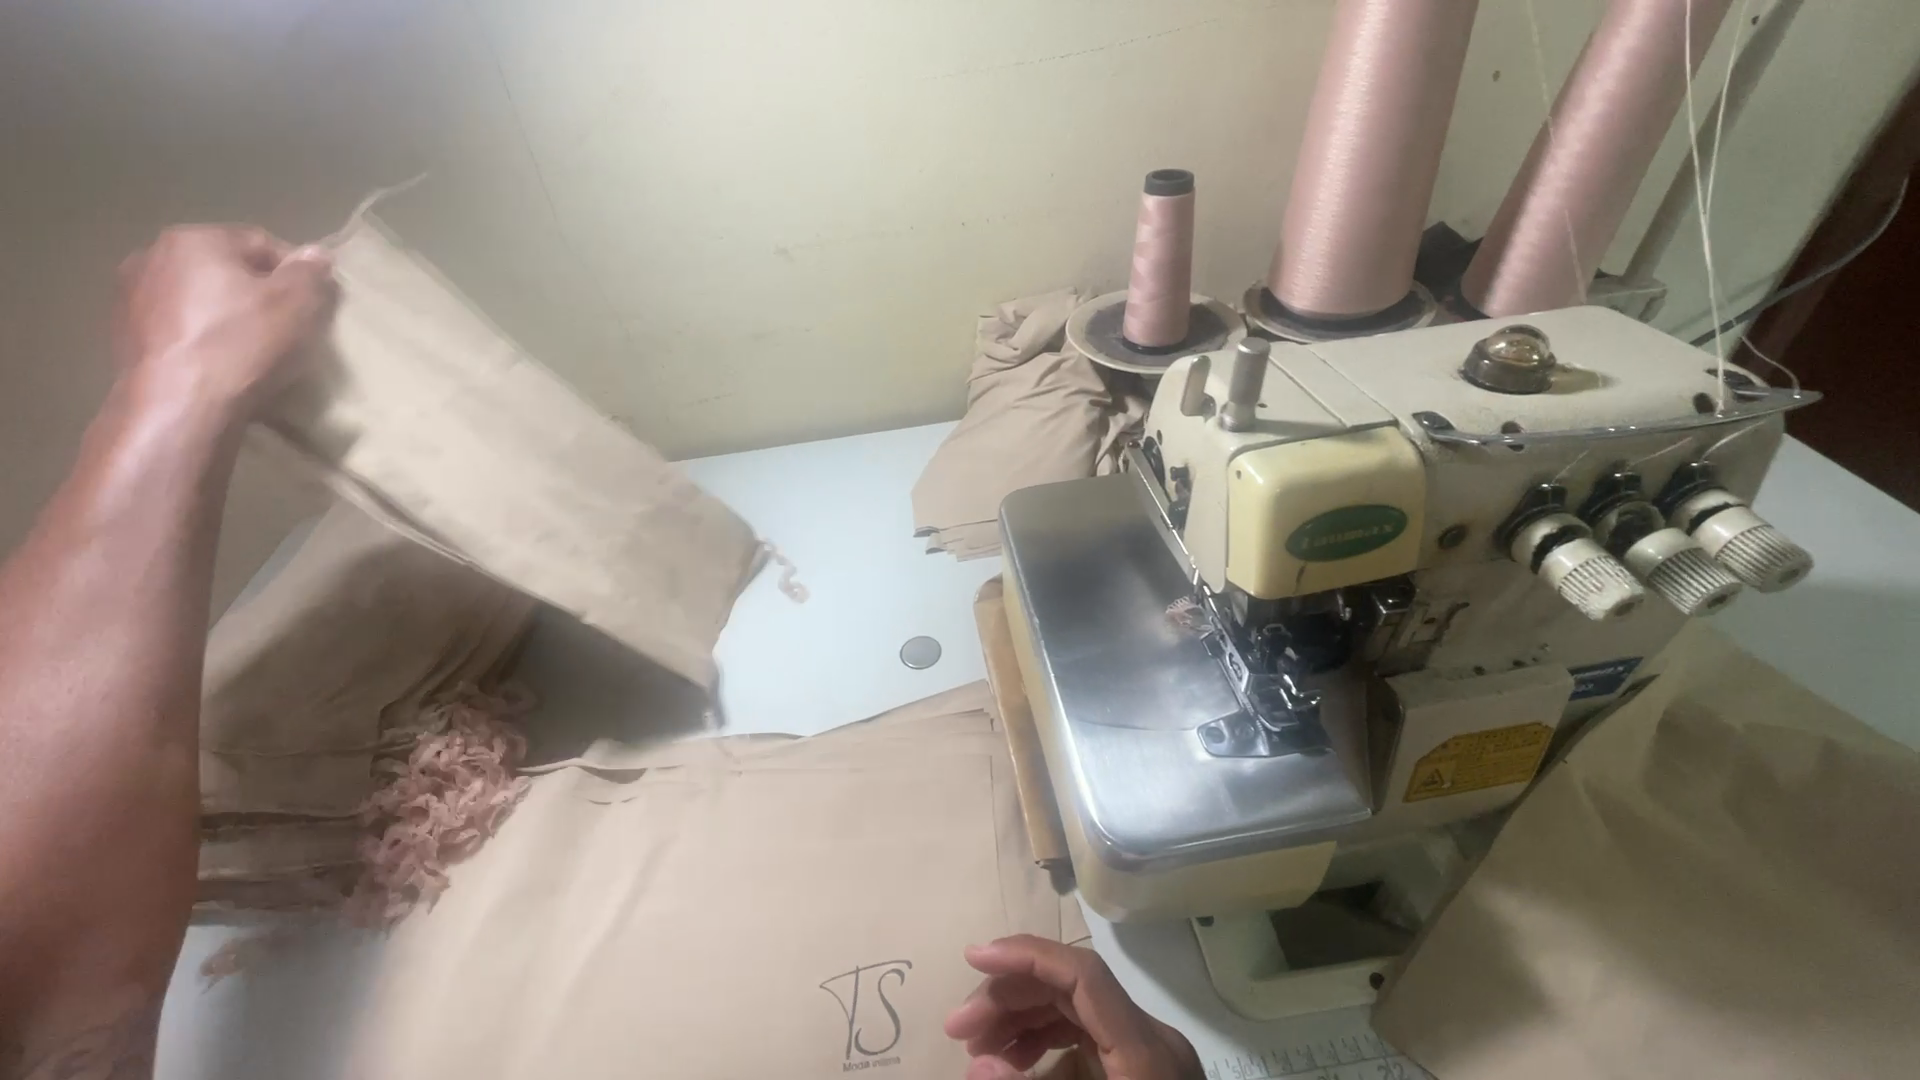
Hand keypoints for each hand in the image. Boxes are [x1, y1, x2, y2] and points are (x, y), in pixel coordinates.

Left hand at [114, 225, 336, 416]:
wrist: (181, 401)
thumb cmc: (244, 343)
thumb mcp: (297, 304)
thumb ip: (310, 273)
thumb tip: (316, 254)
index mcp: (194, 240)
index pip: (262, 242)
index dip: (297, 272)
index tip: (315, 304)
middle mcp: (153, 254)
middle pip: (227, 268)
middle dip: (260, 291)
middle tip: (290, 326)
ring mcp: (132, 293)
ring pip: (202, 294)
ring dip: (230, 312)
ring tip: (256, 346)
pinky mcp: (125, 329)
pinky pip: (180, 322)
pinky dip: (204, 334)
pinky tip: (223, 360)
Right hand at [946, 936, 1201, 1079]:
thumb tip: (977, 1063)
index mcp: (1146, 1051)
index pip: (1082, 975)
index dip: (1026, 956)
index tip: (974, 958)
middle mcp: (1153, 1039)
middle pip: (1072, 988)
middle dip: (1010, 996)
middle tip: (958, 1028)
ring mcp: (1152, 1053)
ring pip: (1077, 1007)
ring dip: (1022, 1017)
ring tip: (978, 1046)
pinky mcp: (1145, 1069)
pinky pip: (1090, 1032)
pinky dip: (1046, 1038)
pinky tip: (1016, 1060)